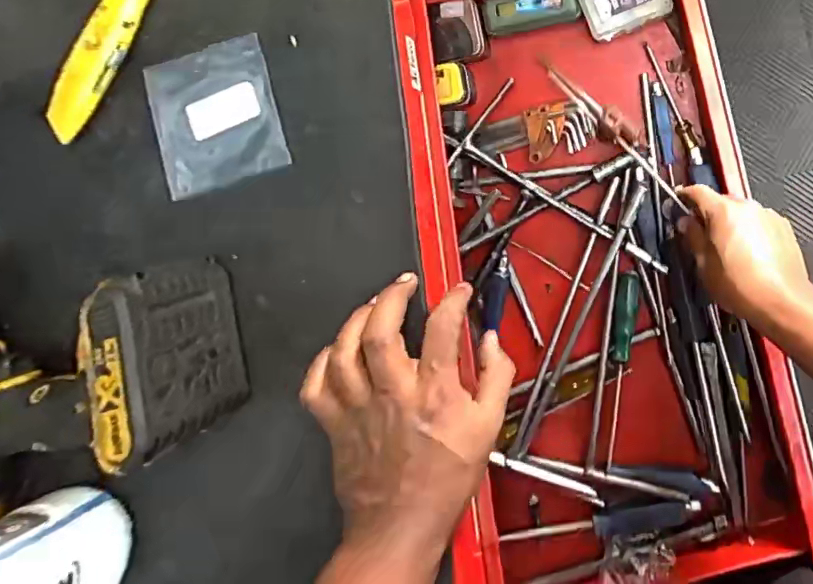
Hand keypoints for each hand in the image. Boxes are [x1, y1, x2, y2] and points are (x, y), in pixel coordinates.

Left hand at [300, 273, 513, 573]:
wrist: (400, 528)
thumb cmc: (444, 481)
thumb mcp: (489, 425)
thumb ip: (497, 375)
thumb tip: (492, 341)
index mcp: (435, 394)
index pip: (443, 327)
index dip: (453, 298)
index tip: (459, 291)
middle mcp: (394, 394)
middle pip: (380, 331)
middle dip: (392, 296)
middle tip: (405, 283)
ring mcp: (359, 409)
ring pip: (344, 351)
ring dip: (357, 319)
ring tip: (373, 305)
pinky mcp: (336, 425)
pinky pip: (316, 385)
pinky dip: (323, 360)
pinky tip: (339, 348)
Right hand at [676, 186, 812, 325]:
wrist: (783, 301)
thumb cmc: (743, 287)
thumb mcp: (705, 266)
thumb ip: (693, 237)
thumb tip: (686, 223)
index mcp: (723, 211)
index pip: (697, 191)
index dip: (684, 196)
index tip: (679, 204)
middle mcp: (746, 206)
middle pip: (721, 201)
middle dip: (710, 215)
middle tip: (703, 237)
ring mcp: (767, 214)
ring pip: (741, 212)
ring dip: (733, 224)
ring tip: (730, 252)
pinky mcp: (782, 226)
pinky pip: (759, 222)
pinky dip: (752, 232)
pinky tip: (751, 255)